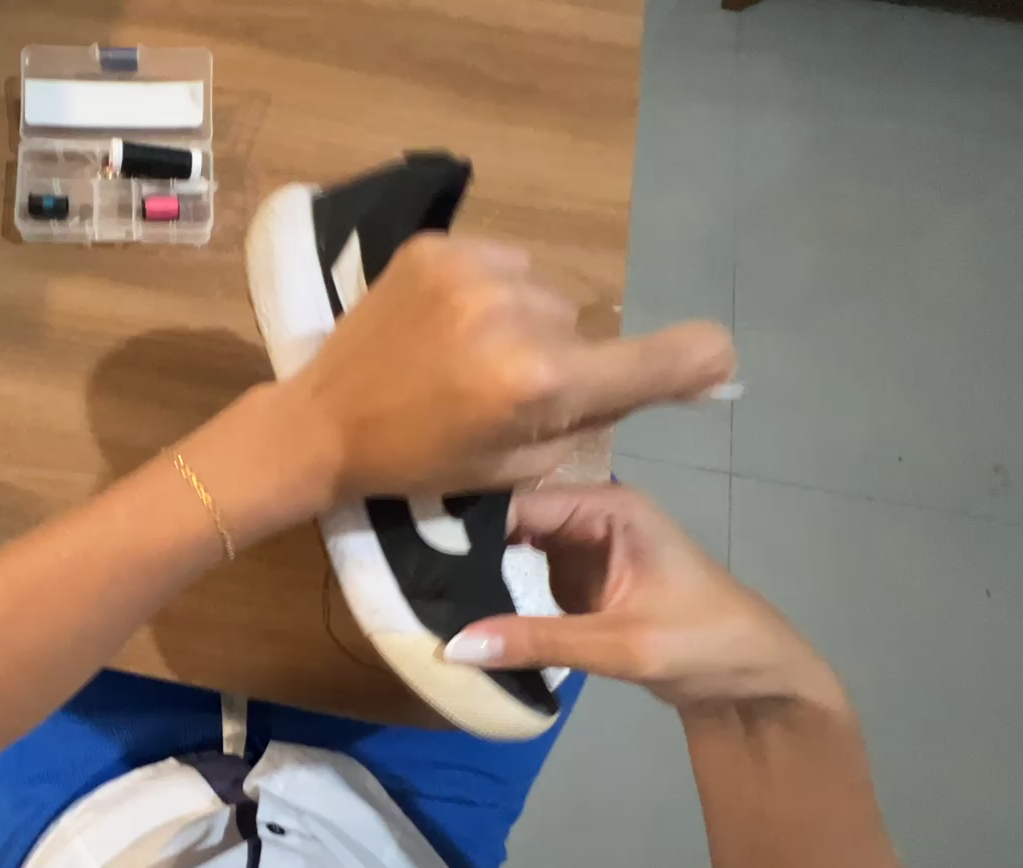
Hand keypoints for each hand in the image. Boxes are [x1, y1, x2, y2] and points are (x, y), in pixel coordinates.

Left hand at [286, 233, 735, 499]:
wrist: (322, 423)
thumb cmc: (416, 462)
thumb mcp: (514, 465)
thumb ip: (591, 420)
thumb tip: (666, 377)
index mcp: (540, 381)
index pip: (667, 356)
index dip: (695, 363)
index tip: (701, 368)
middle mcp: (520, 313)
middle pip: (585, 328)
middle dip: (561, 359)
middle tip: (498, 389)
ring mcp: (474, 270)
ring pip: (545, 294)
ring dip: (525, 323)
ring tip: (462, 356)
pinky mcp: (438, 247)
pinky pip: (502, 265)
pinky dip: (490, 294)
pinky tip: (445, 325)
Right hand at [440, 485, 846, 711]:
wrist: (752, 683)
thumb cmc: (706, 645)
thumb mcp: (623, 644)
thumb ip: (539, 641)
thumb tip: (452, 646)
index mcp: (605, 506)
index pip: (515, 502)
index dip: (462, 524)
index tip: (406, 550)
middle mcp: (583, 515)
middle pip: (503, 521)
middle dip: (457, 547)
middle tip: (401, 574)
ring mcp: (573, 547)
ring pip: (503, 549)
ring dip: (468, 571)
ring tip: (412, 589)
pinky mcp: (566, 577)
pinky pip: (514, 576)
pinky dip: (486, 591)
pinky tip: (446, 605)